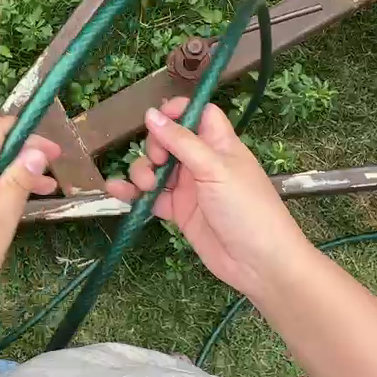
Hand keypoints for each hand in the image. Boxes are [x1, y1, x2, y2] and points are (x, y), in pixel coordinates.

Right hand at [104, 97, 313, 303]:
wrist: (258, 264)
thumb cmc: (246, 208)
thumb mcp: (215, 169)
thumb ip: (181, 141)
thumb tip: (150, 113)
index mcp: (219, 144)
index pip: (198, 114)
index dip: (178, 111)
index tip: (157, 118)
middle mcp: (202, 162)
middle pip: (169, 139)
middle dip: (154, 146)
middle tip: (157, 161)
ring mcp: (189, 187)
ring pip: (155, 168)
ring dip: (142, 171)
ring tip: (145, 186)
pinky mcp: (178, 211)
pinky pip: (150, 196)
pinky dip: (133, 193)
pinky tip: (117, 191)